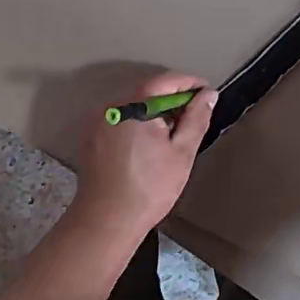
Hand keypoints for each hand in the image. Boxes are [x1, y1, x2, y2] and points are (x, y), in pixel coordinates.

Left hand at [69, 72, 217, 242]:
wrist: (107, 219)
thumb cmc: (149, 188)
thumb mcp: (181, 152)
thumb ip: (196, 118)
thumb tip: (208, 94)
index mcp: (134, 105)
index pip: (165, 80)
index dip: (188, 82)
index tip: (206, 92)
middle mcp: (111, 106)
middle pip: (146, 90)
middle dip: (172, 98)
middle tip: (193, 115)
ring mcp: (98, 121)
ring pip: (132, 105)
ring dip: (154, 111)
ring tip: (173, 132)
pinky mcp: (91, 136)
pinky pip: (119, 119)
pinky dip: (136, 122)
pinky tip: (148, 144)